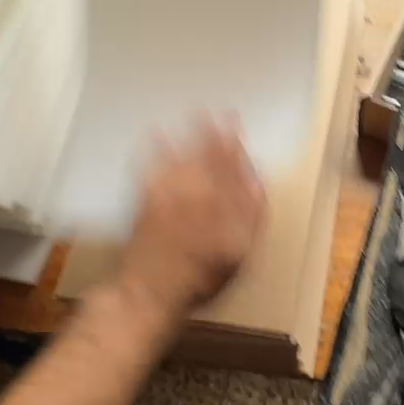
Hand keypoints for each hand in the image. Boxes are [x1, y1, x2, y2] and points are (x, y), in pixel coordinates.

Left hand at [115, 115, 266, 319]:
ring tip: (197, 112)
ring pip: (184, 156)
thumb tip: (258, 183)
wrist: (150, 291)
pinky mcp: (145, 199)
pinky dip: (152, 149)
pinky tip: (153, 133)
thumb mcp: (238, 254)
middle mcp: (195, 192)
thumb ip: (251, 217)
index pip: (232, 168)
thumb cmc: (200, 278)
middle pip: (208, 157)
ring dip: (190, 134)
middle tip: (220, 112)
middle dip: (215, 133)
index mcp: (221, 205)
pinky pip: (149, 166)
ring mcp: (168, 193)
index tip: (239, 127)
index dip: (237, 147)